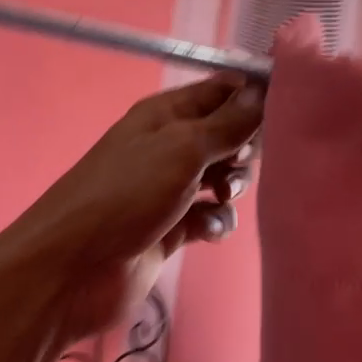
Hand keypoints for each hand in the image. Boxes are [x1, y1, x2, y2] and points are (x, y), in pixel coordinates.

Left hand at [0, 76, 263, 361]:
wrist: (72, 271)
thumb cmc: (126, 194)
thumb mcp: (182, 149)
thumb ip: (228, 124)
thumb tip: (263, 91)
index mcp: (166, 114)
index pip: (221, 90)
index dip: (253, 94)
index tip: (289, 105)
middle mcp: (170, 145)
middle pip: (227, 134)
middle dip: (245, 147)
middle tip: (242, 163)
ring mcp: (170, 188)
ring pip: (223, 177)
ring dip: (232, 187)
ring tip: (222, 198)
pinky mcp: (172, 229)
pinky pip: (210, 216)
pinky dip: (216, 221)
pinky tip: (209, 231)